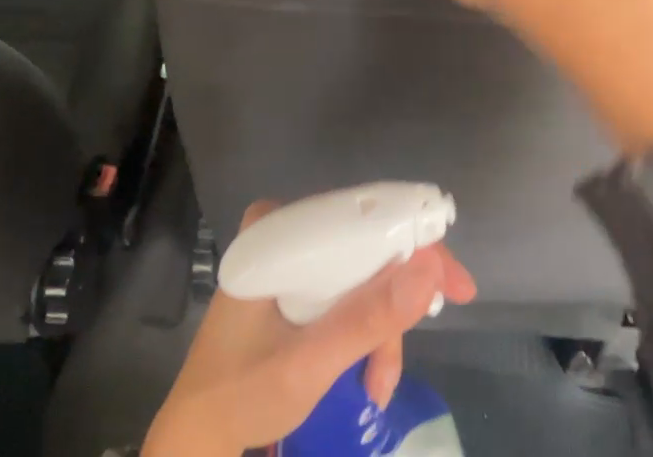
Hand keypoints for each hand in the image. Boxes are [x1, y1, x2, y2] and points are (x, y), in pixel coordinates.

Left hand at [143, 202, 477, 456]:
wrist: (198, 432)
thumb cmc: (242, 392)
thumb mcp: (309, 362)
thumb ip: (366, 319)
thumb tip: (429, 269)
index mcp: (275, 233)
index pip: (358, 219)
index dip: (412, 243)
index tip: (454, 283)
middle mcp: (283, 234)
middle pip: (364, 247)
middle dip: (400, 297)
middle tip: (441, 318)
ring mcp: (288, 260)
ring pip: (361, 276)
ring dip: (381, 329)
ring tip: (380, 384)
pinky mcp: (293, 286)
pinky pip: (346, 294)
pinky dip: (364, 333)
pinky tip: (369, 375)